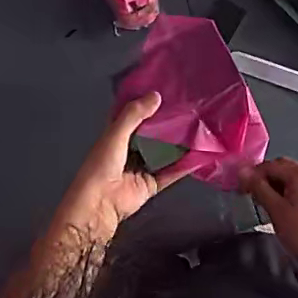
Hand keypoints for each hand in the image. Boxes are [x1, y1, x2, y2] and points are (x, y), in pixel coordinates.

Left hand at [53, 92, 189, 241]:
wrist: (99, 204)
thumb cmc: (101, 166)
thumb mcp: (115, 134)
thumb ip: (134, 115)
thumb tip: (156, 96)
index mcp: (115, 135)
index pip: (133, 116)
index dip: (146, 105)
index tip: (166, 92)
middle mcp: (128, 150)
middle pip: (151, 134)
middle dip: (166, 124)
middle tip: (189, 109)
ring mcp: (140, 168)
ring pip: (162, 153)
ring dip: (177, 144)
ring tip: (198, 128)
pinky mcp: (151, 185)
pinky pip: (170, 173)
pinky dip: (183, 166)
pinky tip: (198, 156)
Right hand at [242, 158, 297, 271]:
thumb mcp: (274, 209)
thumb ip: (257, 187)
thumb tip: (242, 172)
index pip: (271, 165)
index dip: (254, 174)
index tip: (241, 186)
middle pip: (282, 168)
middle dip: (265, 179)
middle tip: (251, 194)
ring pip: (290, 177)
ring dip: (275, 186)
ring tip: (264, 203)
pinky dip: (286, 192)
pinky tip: (279, 206)